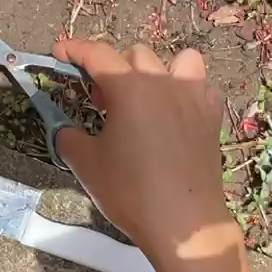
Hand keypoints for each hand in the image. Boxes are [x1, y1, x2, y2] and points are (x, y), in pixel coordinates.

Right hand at [51, 38, 239, 271]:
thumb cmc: (130, 191)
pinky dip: (185, 91)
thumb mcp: (86, 165)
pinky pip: (200, 86)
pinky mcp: (211, 117)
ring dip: (155, 71)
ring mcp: (193, 97)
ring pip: (176, 61)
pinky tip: (175, 113)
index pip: (97, 54)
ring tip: (144, 98)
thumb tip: (67, 131)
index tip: (59, 52)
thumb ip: (70, 138)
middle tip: (100, 101)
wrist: (184, 222)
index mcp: (129, 87)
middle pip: (134, 55)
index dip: (74, 49)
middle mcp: (163, 82)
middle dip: (113, 69)